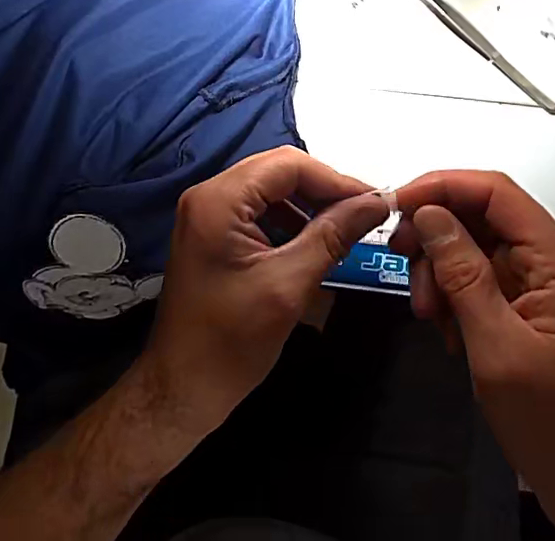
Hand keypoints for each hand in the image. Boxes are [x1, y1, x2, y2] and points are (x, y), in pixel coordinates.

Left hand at [141, 146, 390, 434]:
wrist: (179, 390)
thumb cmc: (229, 343)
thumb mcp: (288, 287)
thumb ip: (332, 237)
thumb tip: (376, 204)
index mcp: (219, 200)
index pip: (287, 165)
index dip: (335, 179)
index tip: (374, 201)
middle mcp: (209, 194)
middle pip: (278, 171)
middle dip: (324, 189)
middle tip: (365, 213)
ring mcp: (208, 212)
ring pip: (271, 188)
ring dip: (309, 203)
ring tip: (346, 226)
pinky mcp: (213, 231)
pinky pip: (259, 209)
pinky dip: (290, 218)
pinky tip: (314, 240)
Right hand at [391, 170, 554, 538]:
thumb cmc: (554, 428)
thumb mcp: (496, 349)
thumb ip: (462, 274)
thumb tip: (430, 213)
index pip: (498, 193)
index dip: (444, 186)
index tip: (399, 204)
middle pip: (485, 216)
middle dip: (437, 232)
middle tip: (402, 258)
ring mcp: (545, 288)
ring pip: (479, 247)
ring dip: (442, 268)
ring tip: (427, 311)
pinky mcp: (533, 309)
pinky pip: (484, 278)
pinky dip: (455, 292)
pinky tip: (445, 325)